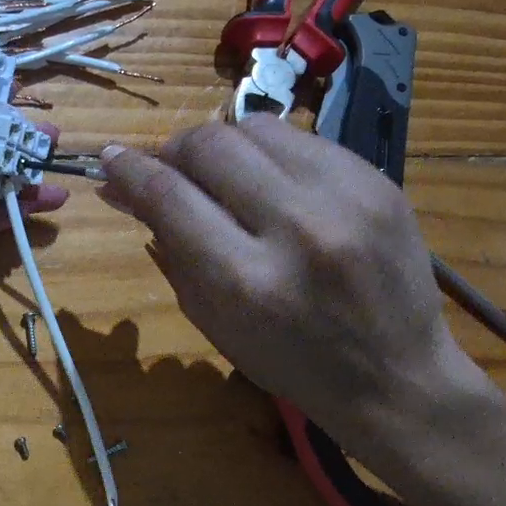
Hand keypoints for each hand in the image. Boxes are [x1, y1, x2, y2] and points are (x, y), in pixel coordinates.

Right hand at [97, 114, 481, 443]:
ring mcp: (346, 198)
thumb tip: (124, 190)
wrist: (395, 376)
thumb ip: (169, 248)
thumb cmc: (288, 361)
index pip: (169, 197)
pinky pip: (303, 139)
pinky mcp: (378, 181)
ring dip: (224, 145)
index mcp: (245, 281)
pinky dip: (270, 153)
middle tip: (168, 169)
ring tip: (221, 174)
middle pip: (211, 146)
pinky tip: (269, 181)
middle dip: (175, 150)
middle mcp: (297, 229)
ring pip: (257, 129)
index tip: (110, 160)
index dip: (130, 170)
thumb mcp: (212, 318)